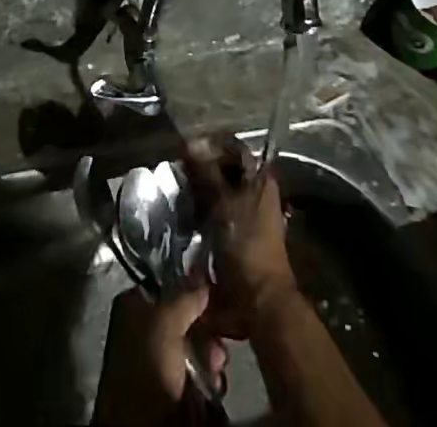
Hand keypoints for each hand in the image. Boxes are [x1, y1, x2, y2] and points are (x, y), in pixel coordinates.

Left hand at [93, 286, 225, 426]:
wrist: (141, 425)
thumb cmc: (146, 364)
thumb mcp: (164, 323)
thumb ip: (185, 298)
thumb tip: (203, 276)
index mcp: (134, 304)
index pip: (169, 284)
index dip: (193, 289)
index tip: (218, 294)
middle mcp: (146, 326)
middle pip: (187, 316)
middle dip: (208, 327)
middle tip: (221, 338)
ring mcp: (161, 357)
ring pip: (198, 344)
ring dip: (212, 354)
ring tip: (215, 366)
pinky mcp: (175, 385)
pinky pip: (200, 371)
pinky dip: (210, 375)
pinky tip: (214, 382)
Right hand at [186, 135, 299, 335]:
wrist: (258, 296)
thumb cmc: (245, 243)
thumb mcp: (224, 203)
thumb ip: (206, 171)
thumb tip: (189, 141)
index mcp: (260, 179)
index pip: (235, 147)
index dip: (212, 143)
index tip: (186, 146)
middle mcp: (256, 190)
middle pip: (226, 166)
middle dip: (201, 165)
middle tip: (176, 168)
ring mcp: (247, 210)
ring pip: (218, 186)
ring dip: (198, 186)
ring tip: (176, 188)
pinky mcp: (237, 228)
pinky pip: (215, 206)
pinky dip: (200, 205)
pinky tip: (183, 209)